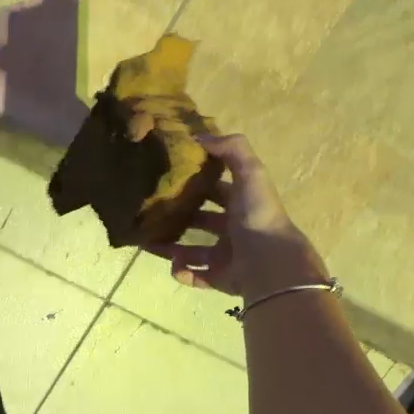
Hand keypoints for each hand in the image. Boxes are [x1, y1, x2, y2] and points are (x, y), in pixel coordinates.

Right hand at [142, 133, 328, 299]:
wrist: (267, 261)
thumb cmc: (257, 215)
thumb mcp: (250, 173)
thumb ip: (232, 150)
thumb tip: (200, 135)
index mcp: (242, 204)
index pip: (217, 191)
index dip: (198, 184)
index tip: (171, 181)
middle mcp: (233, 229)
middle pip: (200, 221)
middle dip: (178, 218)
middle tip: (151, 214)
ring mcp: (225, 255)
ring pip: (190, 250)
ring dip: (168, 247)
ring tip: (147, 243)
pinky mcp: (217, 278)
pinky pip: (193, 276)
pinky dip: (181, 272)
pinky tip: (175, 266)